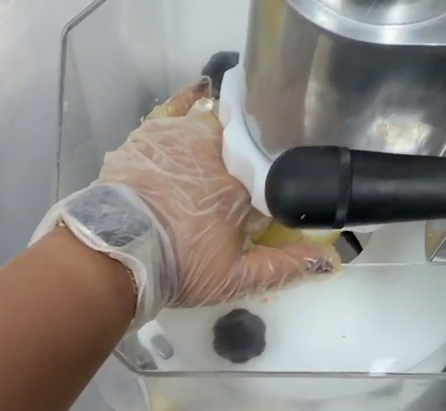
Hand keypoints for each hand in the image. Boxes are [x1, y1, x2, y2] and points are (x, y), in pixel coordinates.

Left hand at [99, 79, 336, 308]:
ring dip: (219, 131)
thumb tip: (328, 261)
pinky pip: (176, 105)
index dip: (273, 183)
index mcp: (243, 181)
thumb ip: (283, 267)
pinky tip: (196, 96)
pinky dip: (189, 101)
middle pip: (243, 142)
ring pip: (212, 120)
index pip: (272, 170)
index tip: (270, 198)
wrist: (117, 254)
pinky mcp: (150, 132)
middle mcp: (216, 146)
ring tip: (221, 146)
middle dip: (246, 156)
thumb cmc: (180, 267)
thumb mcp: (235, 278)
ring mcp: (181, 134)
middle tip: (241, 177)